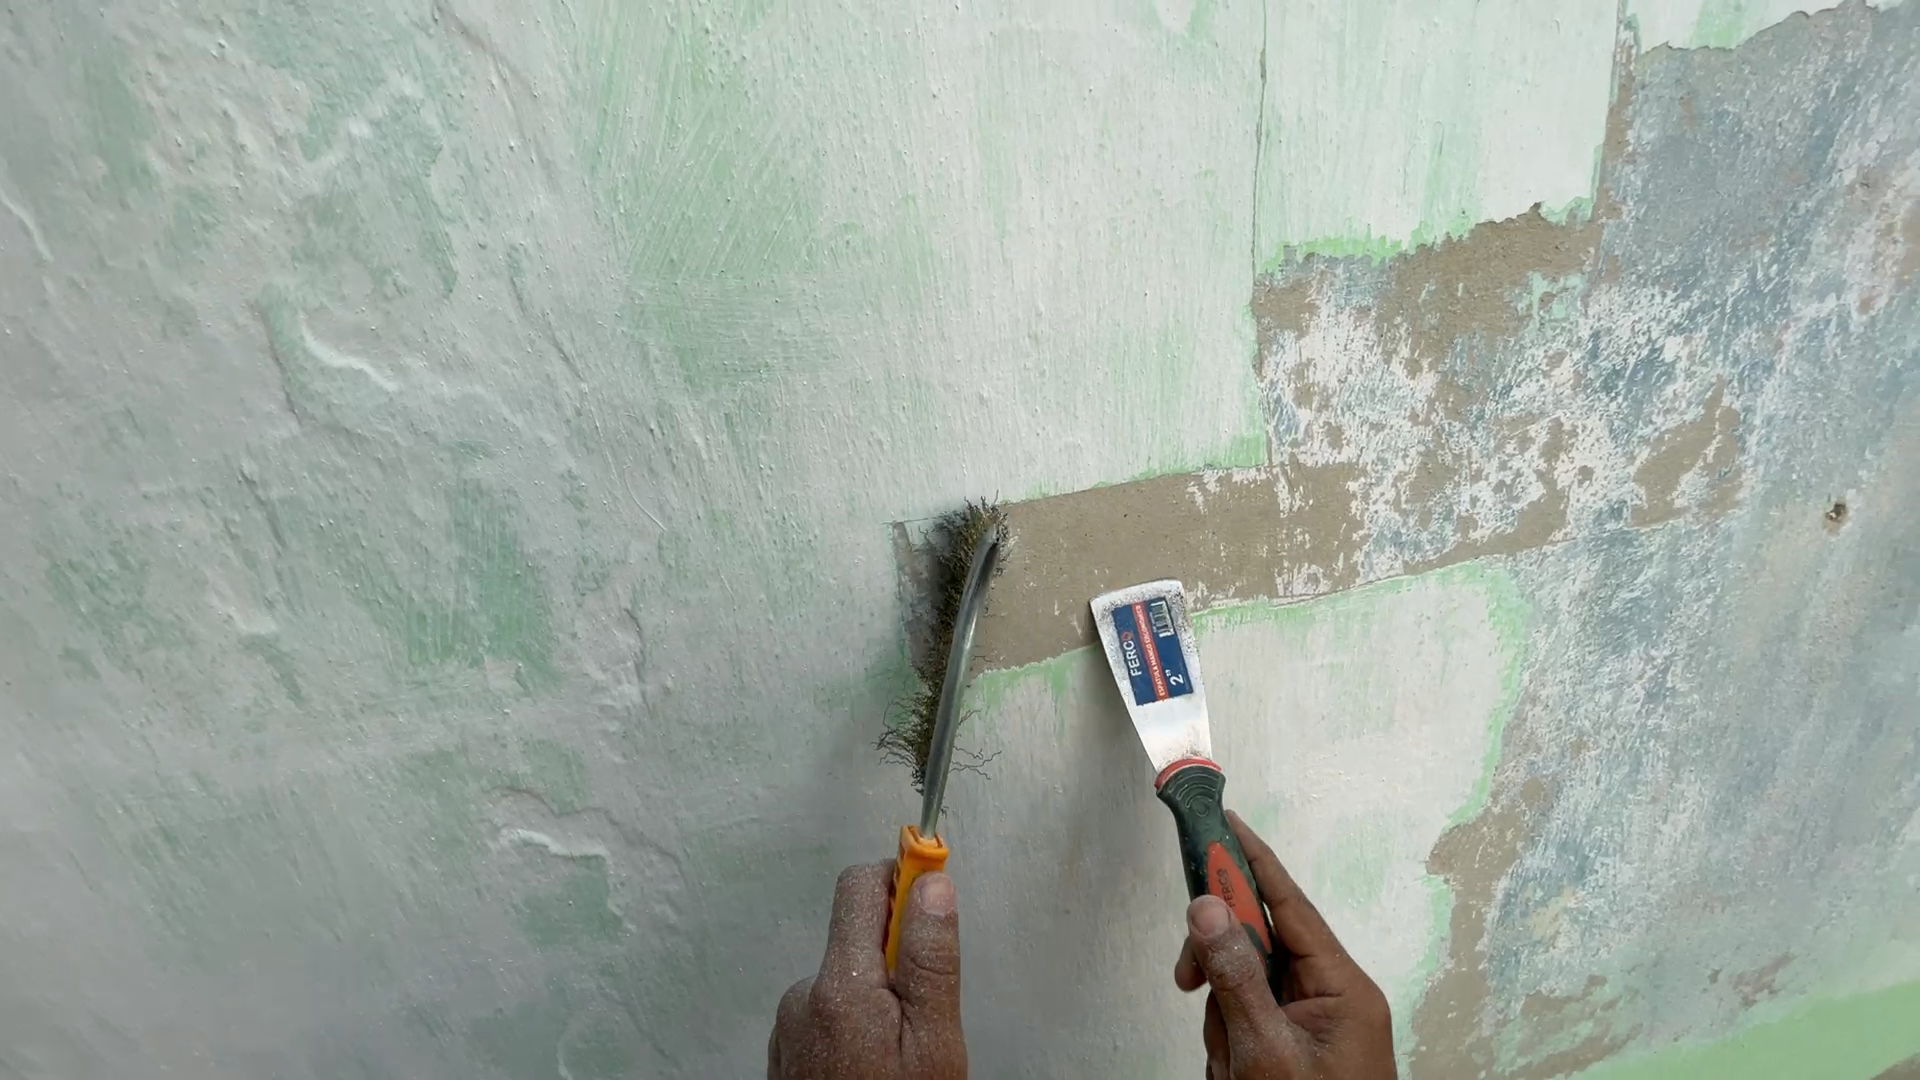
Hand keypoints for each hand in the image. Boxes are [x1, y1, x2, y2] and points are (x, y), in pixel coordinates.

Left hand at [769, 862, 965, 1078]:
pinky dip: (853, 1022)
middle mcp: (802, 996)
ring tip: (897, 1052)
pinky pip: (827, 1010)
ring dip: (875, 994)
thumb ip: (931, 960)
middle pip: (857, 935)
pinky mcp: (785, 1050)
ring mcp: (788, 1026)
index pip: (859, 885)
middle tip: (923, 1008)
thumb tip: (933, 883)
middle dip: (895, 954)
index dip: (900, 876)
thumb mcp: (934, 1043)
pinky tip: (870, 1062)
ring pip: (847, 976)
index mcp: (839, 985)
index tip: (931, 889)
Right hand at [1174, 811, 1396, 1078]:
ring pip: (1241, 976)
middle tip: (1188, 982)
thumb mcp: (1265, 1050)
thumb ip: (1233, 973)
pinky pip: (1243, 1007)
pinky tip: (1233, 1069)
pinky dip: (1227, 1033)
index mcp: (1342, 985)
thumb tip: (1205, 903)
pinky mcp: (1290, 1036)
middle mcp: (1328, 991)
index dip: (1253, 857)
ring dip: (1222, 1014)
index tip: (1224, 818)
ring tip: (1231, 1065)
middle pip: (1257, 939)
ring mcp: (1309, 1016)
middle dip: (1220, 964)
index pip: (1290, 902)